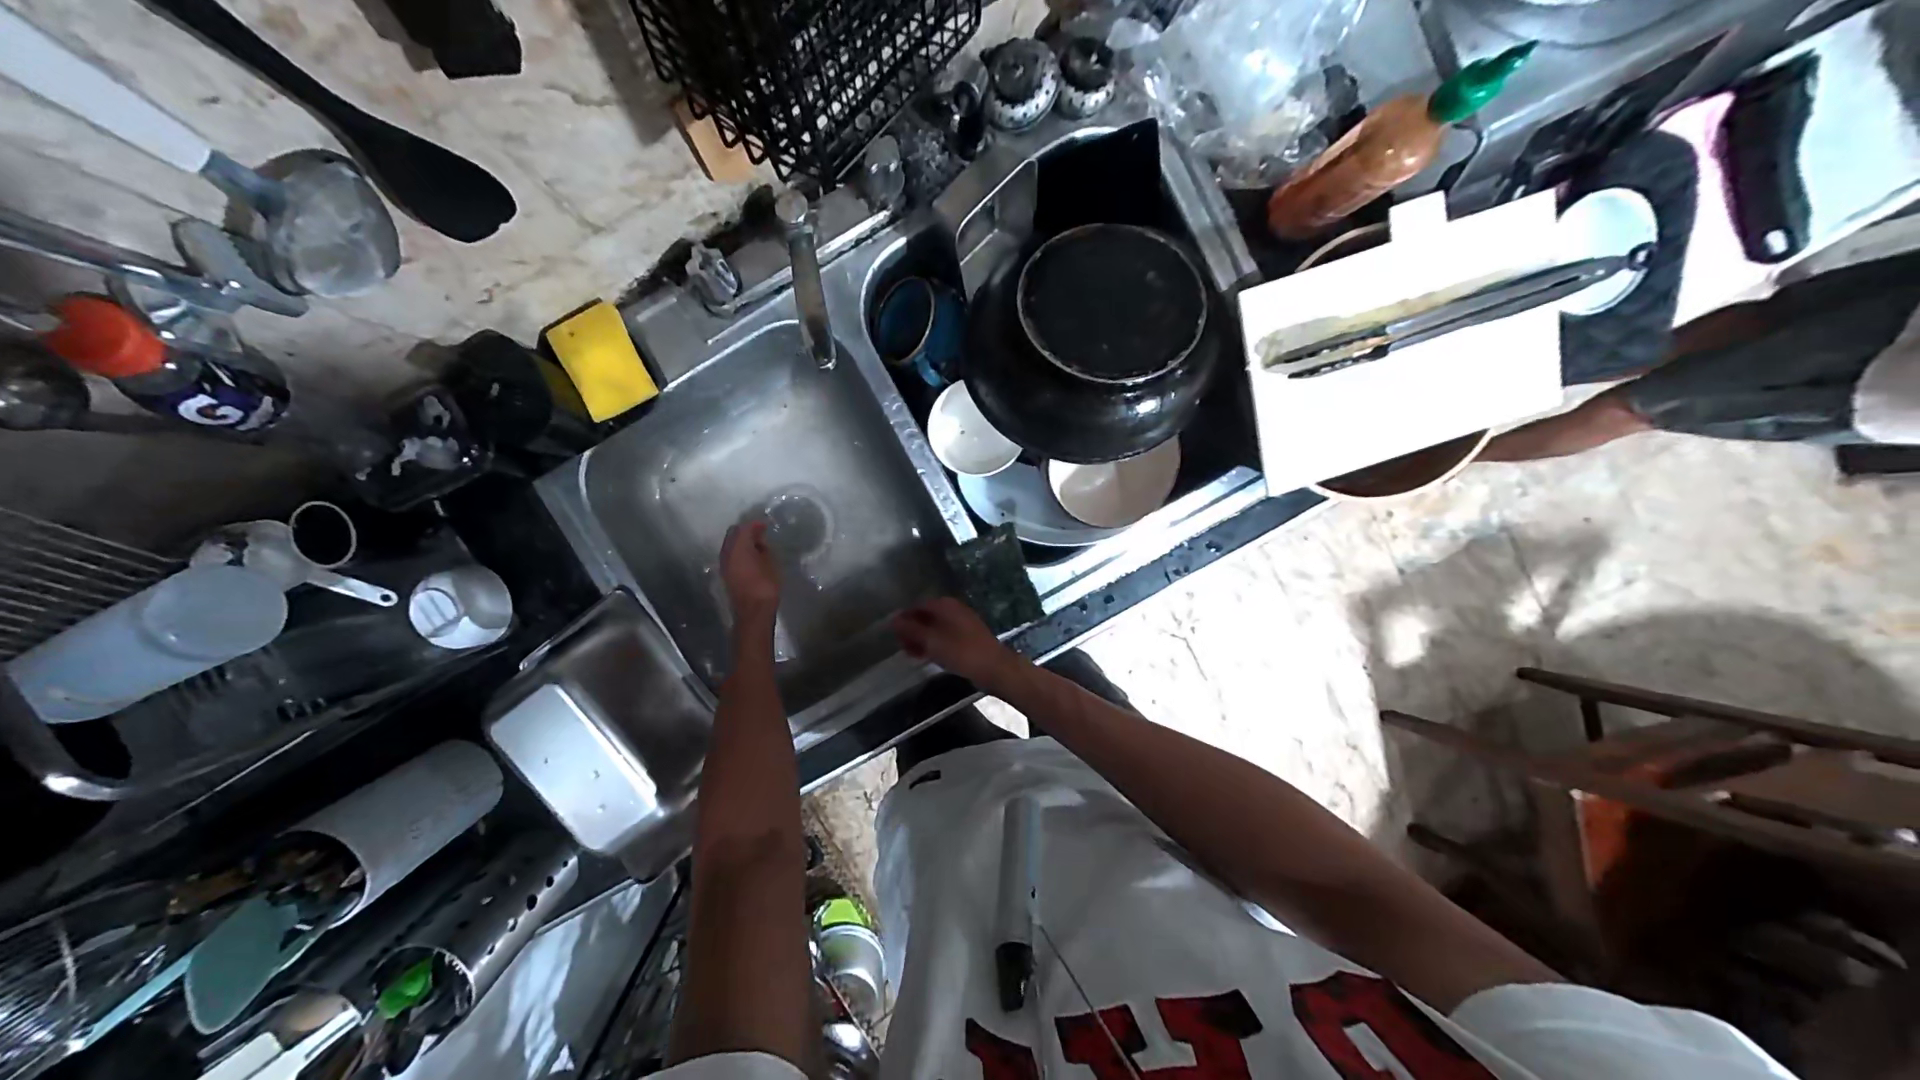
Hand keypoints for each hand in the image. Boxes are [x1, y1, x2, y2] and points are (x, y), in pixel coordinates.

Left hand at [720, 521, 780, 623]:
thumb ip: (763, 549)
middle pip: (733, 534)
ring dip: (741, 542)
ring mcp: (724, 564)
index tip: (765, 525)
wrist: (753, 611)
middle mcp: (727, 552)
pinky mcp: (726, 574)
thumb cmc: (765, 585)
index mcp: (739, 547)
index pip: (744, 528)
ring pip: (730, 545)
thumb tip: (759, 542)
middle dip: (745, 531)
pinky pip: (730, 555)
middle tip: (760, 534)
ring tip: (756, 546)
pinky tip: (751, 557)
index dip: (755, 524)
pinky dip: (739, 552)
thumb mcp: (770, 563)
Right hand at [891, 597, 1024, 690]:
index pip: (916, 606)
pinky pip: (945, 636)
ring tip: (914, 655)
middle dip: (912, 631)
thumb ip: (911, 630)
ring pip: (935, 627)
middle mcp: (953, 609)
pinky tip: (929, 656)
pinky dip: (934, 644)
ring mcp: (962, 622)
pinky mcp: (967, 636)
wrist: (994, 667)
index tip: (894, 636)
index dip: (903, 619)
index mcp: (944, 604)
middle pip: (925, 616)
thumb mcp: (931, 641)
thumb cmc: (961, 651)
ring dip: (922, 639)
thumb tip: (893, 620)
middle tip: (903, 648)